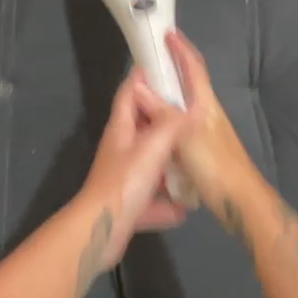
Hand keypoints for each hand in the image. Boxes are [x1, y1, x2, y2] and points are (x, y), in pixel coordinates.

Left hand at [73, 71, 192, 270]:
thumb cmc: (124, 182)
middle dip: (165, 120)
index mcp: (121, 128)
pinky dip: (168, 202)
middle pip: (143, 126)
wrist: (102, 231)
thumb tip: (188, 110)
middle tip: (193, 114)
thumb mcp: (152, 147)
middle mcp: (121, 148)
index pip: (130, 92)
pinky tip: (186, 207)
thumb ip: (170, 125)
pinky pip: (154, 198)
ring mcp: (124, 177)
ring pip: (150, 162)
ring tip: (195, 159)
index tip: (166, 66)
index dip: (144, 76)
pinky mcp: (130, 203)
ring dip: (169, 162)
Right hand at [151, 30, 260, 209]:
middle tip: (149, 60)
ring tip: (144, 91)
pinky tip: (153, 126)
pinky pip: (179, 123)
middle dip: (173, 68)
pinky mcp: (201, 148)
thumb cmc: (216, 165)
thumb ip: (162, 111)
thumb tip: (139, 86)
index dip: (182, 49)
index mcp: (206, 103)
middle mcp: (206, 112)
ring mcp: (205, 130)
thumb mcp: (185, 136)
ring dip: (167, 93)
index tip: (168, 33)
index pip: (194, 68)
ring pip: (183, 104)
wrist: (241, 201)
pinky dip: (165, 117)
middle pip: (190, 83)